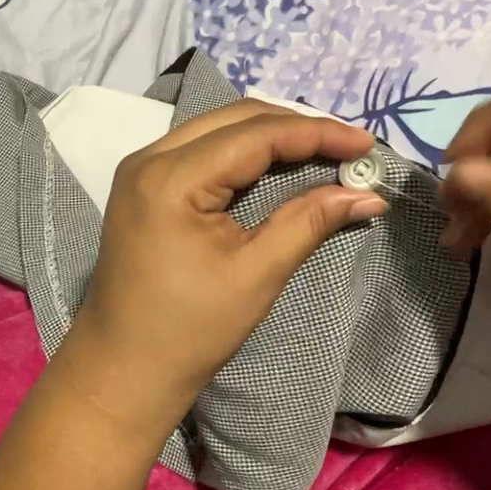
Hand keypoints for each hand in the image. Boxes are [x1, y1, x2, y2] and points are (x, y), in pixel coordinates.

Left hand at [58, 100, 387, 440]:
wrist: (122, 370)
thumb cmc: (189, 331)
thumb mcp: (256, 275)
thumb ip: (309, 222)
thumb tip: (368, 195)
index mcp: (171, 178)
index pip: (256, 134)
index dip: (316, 133)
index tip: (367, 143)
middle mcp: (150, 157)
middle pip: (236, 119)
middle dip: (297, 127)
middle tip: (349, 147)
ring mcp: (142, 168)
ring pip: (219, 128)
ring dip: (273, 135)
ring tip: (324, 150)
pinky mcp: (145, 183)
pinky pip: (203, 148)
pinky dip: (246, 151)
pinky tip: (280, 163)